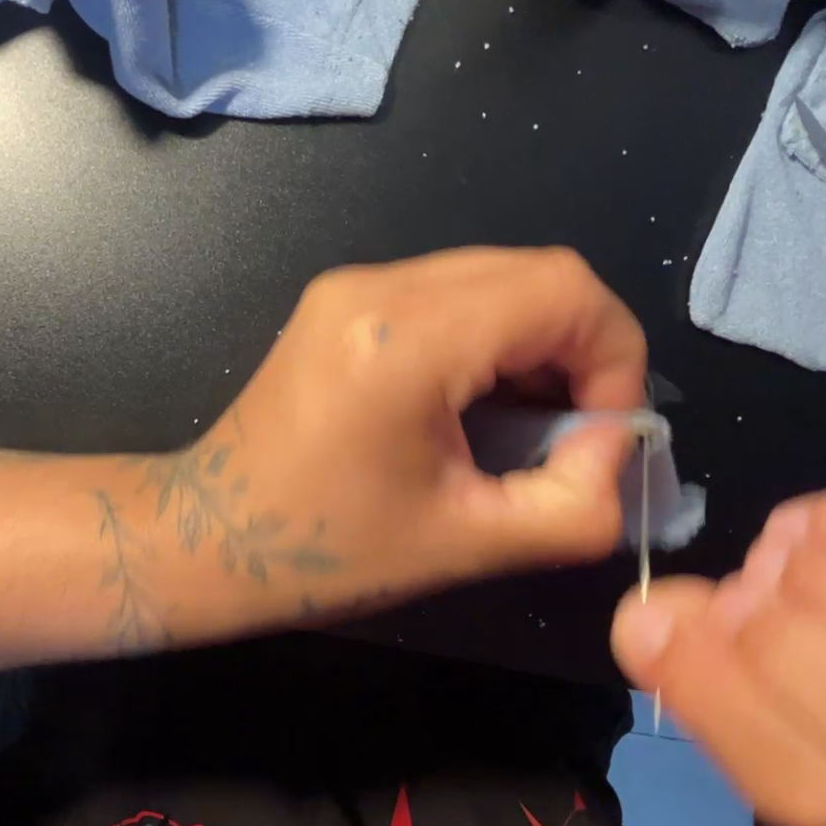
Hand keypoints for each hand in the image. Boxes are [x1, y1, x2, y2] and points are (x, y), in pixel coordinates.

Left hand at [209, 247, 645, 610]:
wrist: (209, 537)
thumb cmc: (327, 552)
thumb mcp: (466, 544)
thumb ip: (574, 507)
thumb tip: (615, 451)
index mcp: (407, 339)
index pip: (564, 290)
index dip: (613, 356)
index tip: (599, 435)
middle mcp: (378, 285)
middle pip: (533, 274)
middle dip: (577, 352)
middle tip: (566, 435)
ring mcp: (351, 285)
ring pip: (492, 280)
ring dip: (531, 346)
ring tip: (519, 426)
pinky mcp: (339, 301)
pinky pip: (445, 294)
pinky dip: (485, 341)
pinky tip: (471, 406)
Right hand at [610, 479, 825, 825]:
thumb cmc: (809, 708)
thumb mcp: (734, 718)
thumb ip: (686, 677)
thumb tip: (642, 618)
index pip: (810, 794)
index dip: (724, 699)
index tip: (662, 633)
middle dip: (788, 645)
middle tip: (733, 600)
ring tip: (776, 563)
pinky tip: (813, 525)